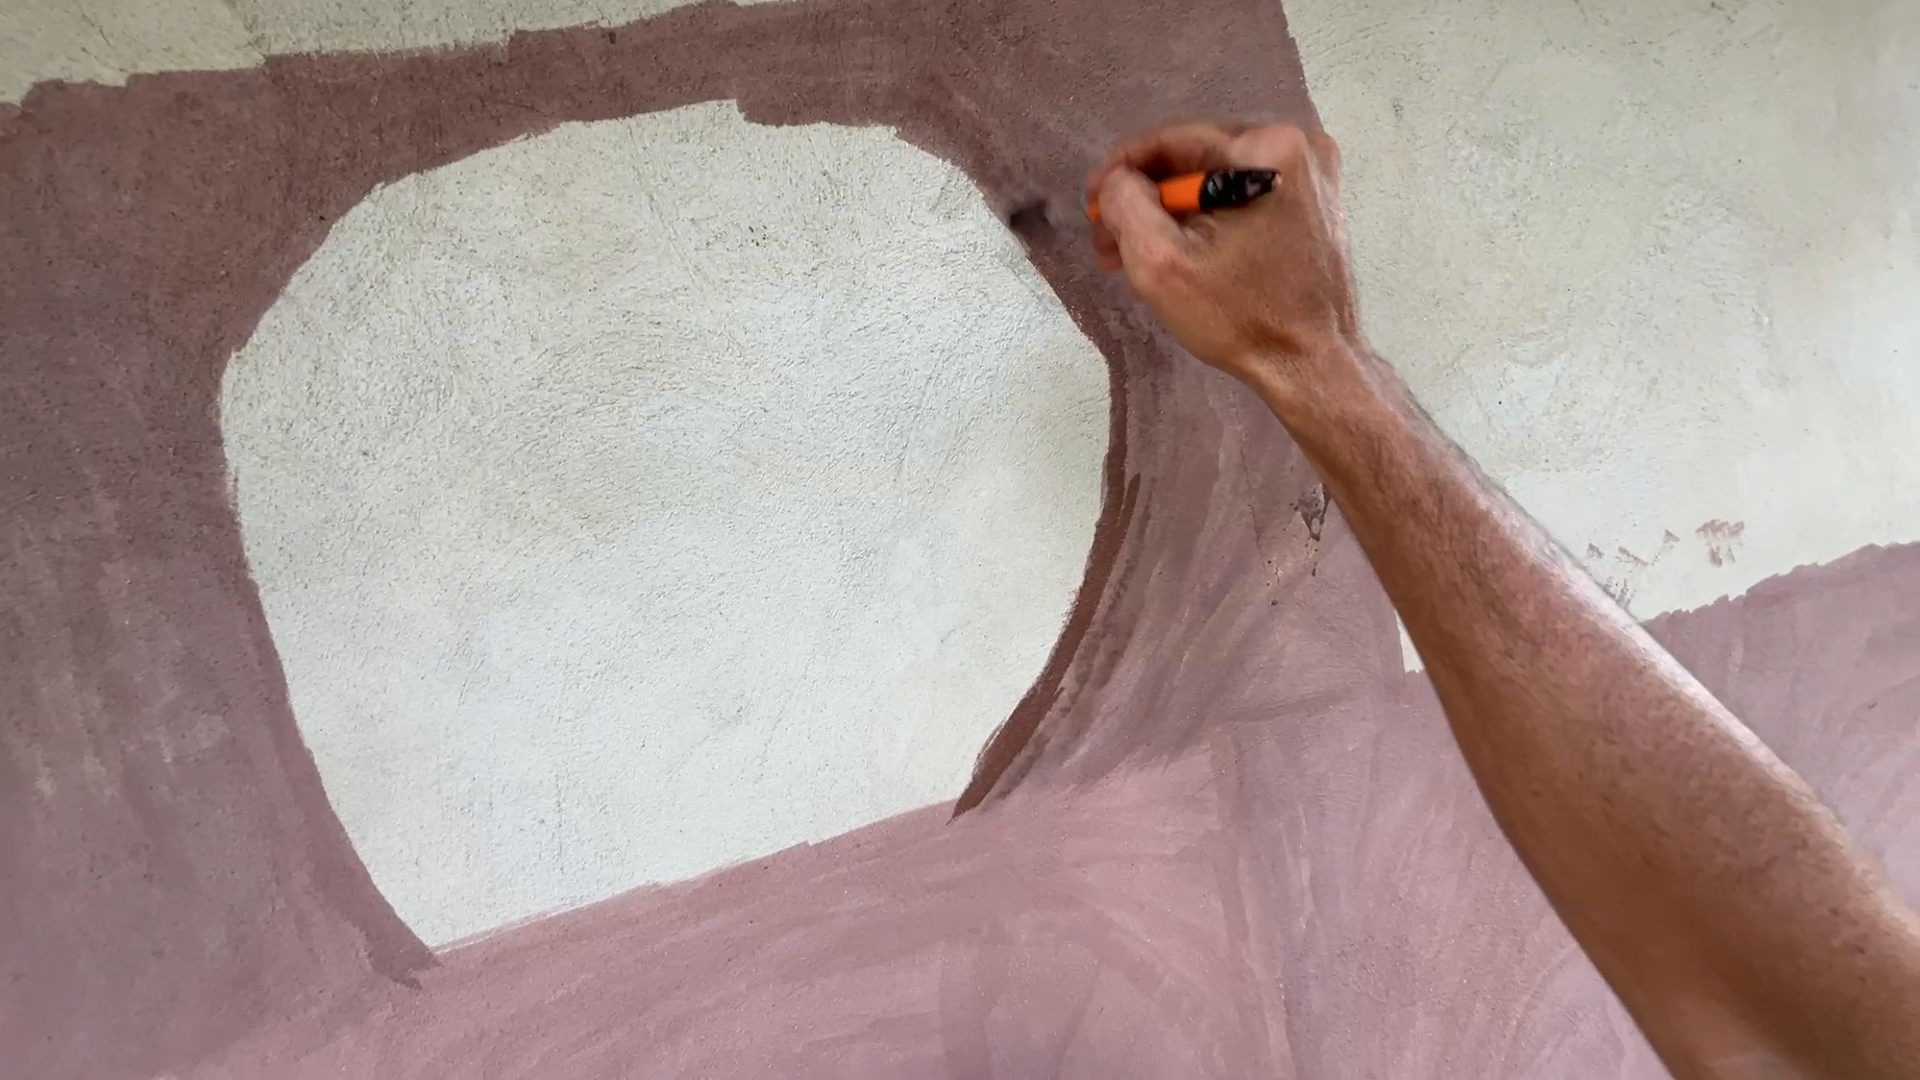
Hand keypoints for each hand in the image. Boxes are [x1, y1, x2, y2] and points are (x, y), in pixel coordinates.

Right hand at [1088, 123, 1361, 397]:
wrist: (1308, 363)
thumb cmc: (1236, 316)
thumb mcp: (1160, 262)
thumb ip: (1127, 206)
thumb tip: (1116, 181)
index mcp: (1265, 147)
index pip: (1173, 140)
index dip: (1122, 170)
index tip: (1092, 200)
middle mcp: (1297, 146)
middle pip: (1195, 160)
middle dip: (1145, 200)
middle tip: (1107, 237)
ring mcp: (1312, 177)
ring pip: (1217, 183)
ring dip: (1171, 215)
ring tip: (1133, 255)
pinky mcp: (1314, 207)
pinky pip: (1243, 200)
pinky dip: (1206, 222)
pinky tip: (1179, 256)